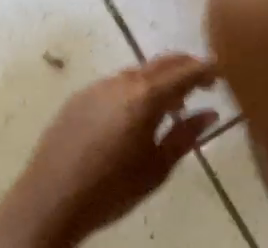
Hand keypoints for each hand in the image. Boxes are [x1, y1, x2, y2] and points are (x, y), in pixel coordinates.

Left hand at [0, 54, 219, 247]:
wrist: (46, 204)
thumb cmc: (109, 191)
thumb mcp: (156, 169)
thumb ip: (185, 136)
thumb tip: (210, 113)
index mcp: (146, 97)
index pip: (186, 71)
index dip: (207, 69)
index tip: (221, 74)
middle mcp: (123, 82)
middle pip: (163, 62)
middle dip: (185, 68)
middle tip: (201, 84)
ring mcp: (97, 87)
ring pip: (138, 71)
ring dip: (158, 80)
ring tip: (167, 105)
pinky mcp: (78, 98)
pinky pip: (115, 84)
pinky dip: (133, 89)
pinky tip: (131, 116)